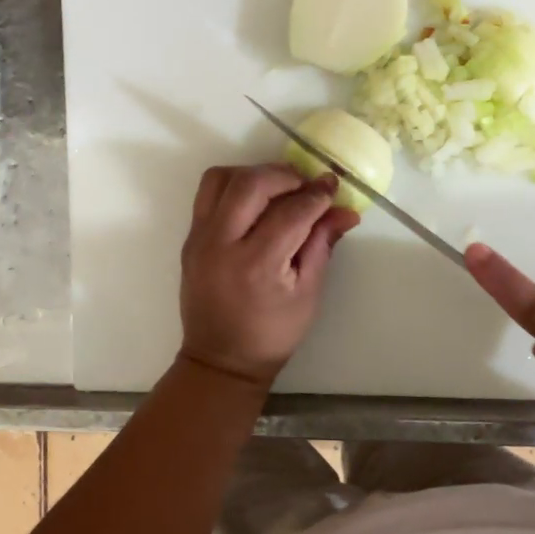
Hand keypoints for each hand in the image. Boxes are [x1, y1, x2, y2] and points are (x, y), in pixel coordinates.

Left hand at [179, 164, 360, 387]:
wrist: (220, 359)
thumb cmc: (271, 334)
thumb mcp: (307, 294)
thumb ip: (321, 245)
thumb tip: (344, 210)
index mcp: (256, 265)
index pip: (290, 212)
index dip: (316, 195)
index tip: (332, 187)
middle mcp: (221, 244)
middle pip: (251, 184)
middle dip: (285, 176)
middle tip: (306, 185)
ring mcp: (199, 239)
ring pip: (221, 179)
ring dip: (254, 174)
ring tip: (278, 188)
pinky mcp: (189, 238)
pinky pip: (208, 194)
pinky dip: (234, 186)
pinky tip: (256, 201)